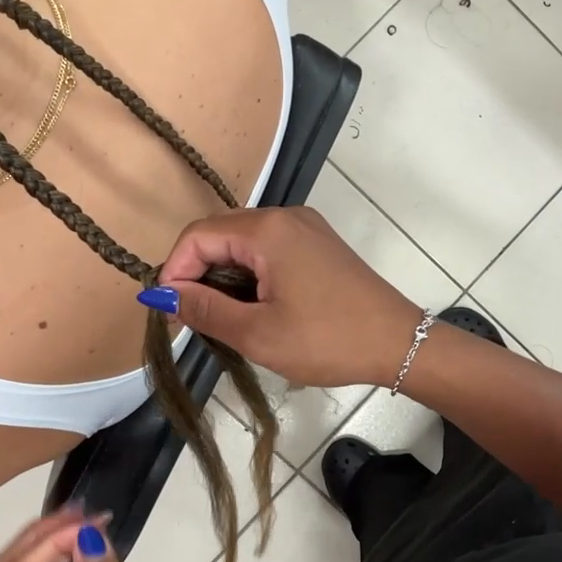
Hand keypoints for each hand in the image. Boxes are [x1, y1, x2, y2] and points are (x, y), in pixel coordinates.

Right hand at [156, 208, 423, 388]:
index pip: (198, 236)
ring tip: (227, 322)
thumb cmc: (328, 340)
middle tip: (196, 321)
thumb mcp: (258, 333)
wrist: (399, 344)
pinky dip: (254, 277)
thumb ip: (204, 310)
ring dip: (227, 279)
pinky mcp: (322, 247)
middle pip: (221, 235)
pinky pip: (272, 252)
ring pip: (246, 245)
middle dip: (199, 275)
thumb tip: (162, 294)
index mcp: (268, 230)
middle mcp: (287, 217)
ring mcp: (308, 230)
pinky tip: (257, 310)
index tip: (170, 313)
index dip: (175, 272)